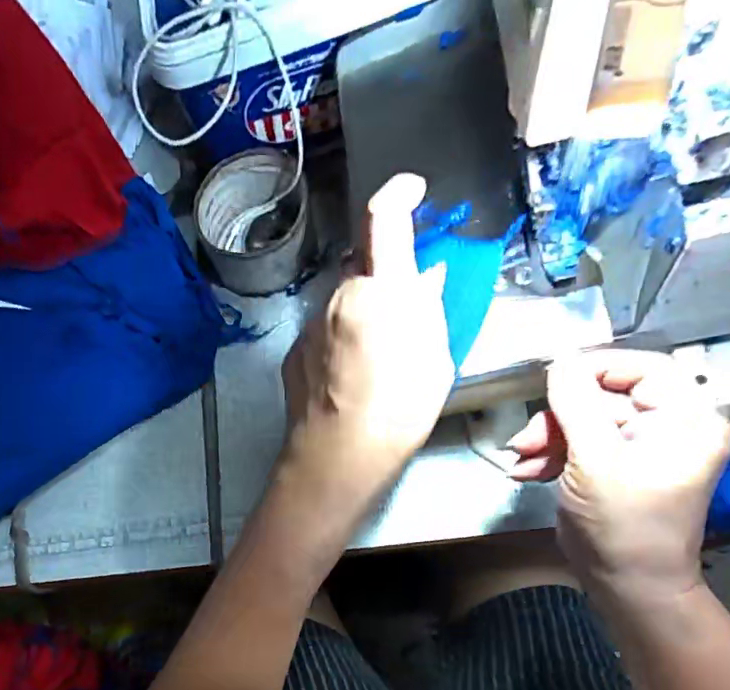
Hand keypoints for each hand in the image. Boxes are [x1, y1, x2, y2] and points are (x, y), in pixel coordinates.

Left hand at [279, 173, 452, 516]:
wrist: (337, 458)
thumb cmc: (398, 412)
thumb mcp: (435, 360)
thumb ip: (427, 310)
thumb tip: (424, 279)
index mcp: (382, 289)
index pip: (384, 217)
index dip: (399, 193)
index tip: (412, 191)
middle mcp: (340, 296)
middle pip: (363, 267)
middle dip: (384, 277)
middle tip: (404, 310)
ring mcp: (311, 324)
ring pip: (341, 301)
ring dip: (361, 313)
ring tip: (378, 358)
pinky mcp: (294, 351)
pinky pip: (322, 331)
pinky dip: (339, 339)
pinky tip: (349, 376)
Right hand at [507, 350, 729, 602]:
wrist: (627, 586)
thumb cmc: (622, 522)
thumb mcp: (594, 458)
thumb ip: (575, 404)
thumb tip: (559, 361)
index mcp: (687, 419)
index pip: (645, 368)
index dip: (596, 369)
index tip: (552, 379)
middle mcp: (670, 428)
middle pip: (606, 399)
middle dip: (559, 419)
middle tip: (524, 440)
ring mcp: (641, 451)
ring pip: (586, 424)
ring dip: (547, 440)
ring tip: (520, 462)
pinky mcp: (616, 470)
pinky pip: (582, 448)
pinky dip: (552, 457)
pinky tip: (526, 473)